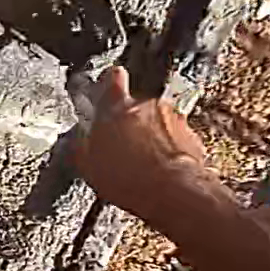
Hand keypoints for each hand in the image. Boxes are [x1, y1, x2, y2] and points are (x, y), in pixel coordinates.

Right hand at [75, 65, 210, 218]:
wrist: (173, 192)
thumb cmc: (130, 178)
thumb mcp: (88, 165)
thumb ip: (82, 144)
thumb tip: (78, 140)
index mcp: (116, 109)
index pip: (113, 79)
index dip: (110, 82)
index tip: (108, 85)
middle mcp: (147, 106)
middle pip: (134, 107)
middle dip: (127, 124)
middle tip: (118, 148)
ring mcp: (172, 119)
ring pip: (155, 124)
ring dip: (148, 139)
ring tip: (138, 165)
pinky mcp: (191, 135)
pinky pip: (173, 139)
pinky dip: (165, 151)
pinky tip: (155, 171)